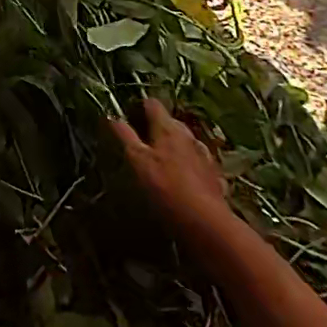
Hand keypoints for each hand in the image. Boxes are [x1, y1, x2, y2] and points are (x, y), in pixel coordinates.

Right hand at [110, 96, 232, 232]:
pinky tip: (183, 179)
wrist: (206, 222)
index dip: (140, 106)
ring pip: (185, 142)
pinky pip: (197, 161)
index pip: (152, 104)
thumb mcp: (137, 160)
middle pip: (170, 121)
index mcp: (167, 127)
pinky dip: (189, 164)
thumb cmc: (165, 186)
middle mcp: (188, 135)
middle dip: (157, 127)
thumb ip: (125, 136)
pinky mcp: (214, 175)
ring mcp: (204, 154)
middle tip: (143, 142)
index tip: (130, 116)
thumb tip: (112, 116)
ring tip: (162, 162)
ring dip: (174, 146)